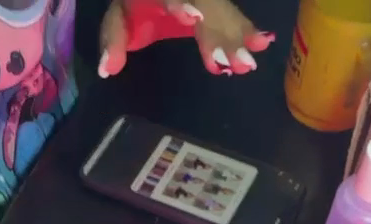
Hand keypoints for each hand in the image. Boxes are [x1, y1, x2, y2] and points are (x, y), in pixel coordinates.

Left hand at [100, 0, 275, 77]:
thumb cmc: (135, 3)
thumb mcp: (120, 17)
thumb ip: (114, 40)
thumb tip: (107, 68)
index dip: (181, 1)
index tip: (194, 17)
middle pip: (207, 4)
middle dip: (221, 31)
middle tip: (234, 62)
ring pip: (222, 8)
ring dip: (237, 36)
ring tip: (248, 63)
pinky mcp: (215, 3)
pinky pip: (232, 11)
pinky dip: (246, 30)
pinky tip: (263, 43)